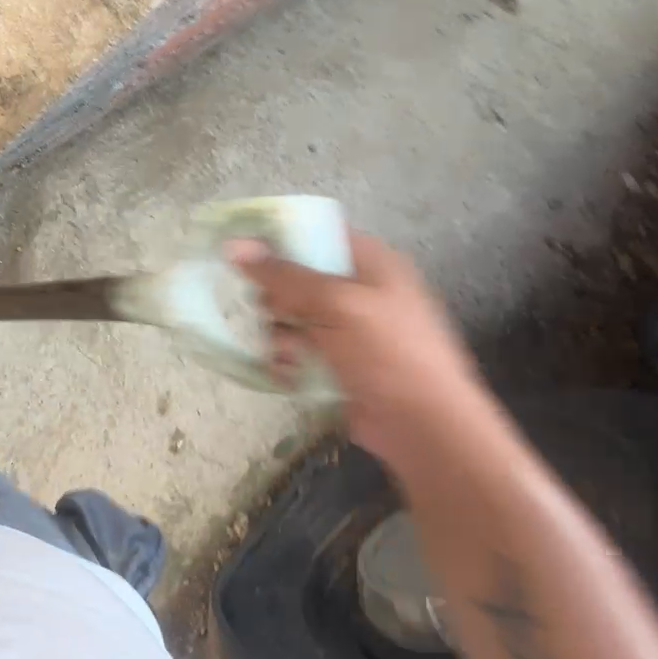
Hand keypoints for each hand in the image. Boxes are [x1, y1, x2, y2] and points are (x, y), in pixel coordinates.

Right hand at [227, 232, 490, 463]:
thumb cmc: (388, 353)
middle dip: (276, 294)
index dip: (278, 235)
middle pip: (297, 274)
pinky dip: (288, 355)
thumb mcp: (335, 304)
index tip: (241, 247)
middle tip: (269, 308)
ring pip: (291, 312)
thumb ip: (283, 274)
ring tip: (285, 349)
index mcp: (372, 263)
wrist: (424, 427)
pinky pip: (298, 345)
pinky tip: (288, 369)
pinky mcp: (340, 359)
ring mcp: (351, 327)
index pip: (318, 231)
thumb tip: (233, 245)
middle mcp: (361, 289)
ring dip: (279, 330)